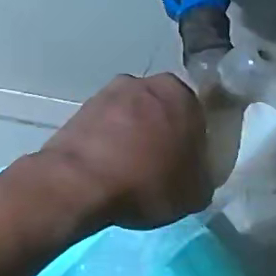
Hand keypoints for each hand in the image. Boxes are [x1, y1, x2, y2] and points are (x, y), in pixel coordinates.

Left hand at [22, 73, 209, 232]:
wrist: (77, 183)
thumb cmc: (147, 181)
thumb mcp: (196, 191)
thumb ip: (200, 171)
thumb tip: (190, 171)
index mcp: (178, 92)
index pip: (196, 112)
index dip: (194, 138)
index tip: (187, 162)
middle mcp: (138, 84)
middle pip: (157, 110)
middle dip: (158, 132)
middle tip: (158, 165)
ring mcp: (102, 96)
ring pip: (126, 118)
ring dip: (128, 137)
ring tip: (126, 171)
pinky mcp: (75, 113)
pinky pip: (100, 129)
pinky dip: (103, 144)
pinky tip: (103, 169)